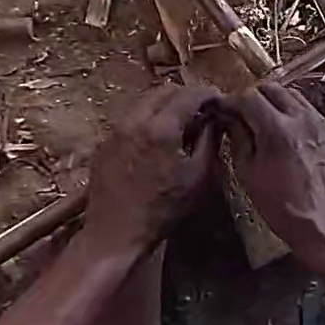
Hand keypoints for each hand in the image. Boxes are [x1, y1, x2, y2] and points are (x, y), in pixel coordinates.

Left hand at [84, 83, 220, 249]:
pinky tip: (156, 137)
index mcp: (160, 128)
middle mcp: (135, 120)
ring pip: (145, 101)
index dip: (207, 93)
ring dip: (165, 104)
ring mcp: (116, 129)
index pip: (188, 94)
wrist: (114, 234)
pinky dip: (148, 117)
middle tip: (201, 109)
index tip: (218, 99)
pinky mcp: (105, 141)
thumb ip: (209, 141)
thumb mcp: (197, 177)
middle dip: (185, 95)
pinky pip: (131, 117)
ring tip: (180, 121)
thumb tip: (214, 120)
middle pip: (164, 90)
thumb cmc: (162, 210)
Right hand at [223, 83, 324, 259]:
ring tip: (263, 120)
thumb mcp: (247, 172)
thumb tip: (228, 116)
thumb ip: (237, 136)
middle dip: (253, 96)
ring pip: (292, 95)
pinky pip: (308, 111)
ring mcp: (321, 123)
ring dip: (274, 102)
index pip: (249, 96)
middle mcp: (302, 118)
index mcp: (277, 129)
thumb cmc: (280, 205)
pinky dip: (293, 113)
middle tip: (241, 112)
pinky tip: (286, 132)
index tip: (222, 107)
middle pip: (272, 88)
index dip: (232, 99)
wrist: (322, 225)